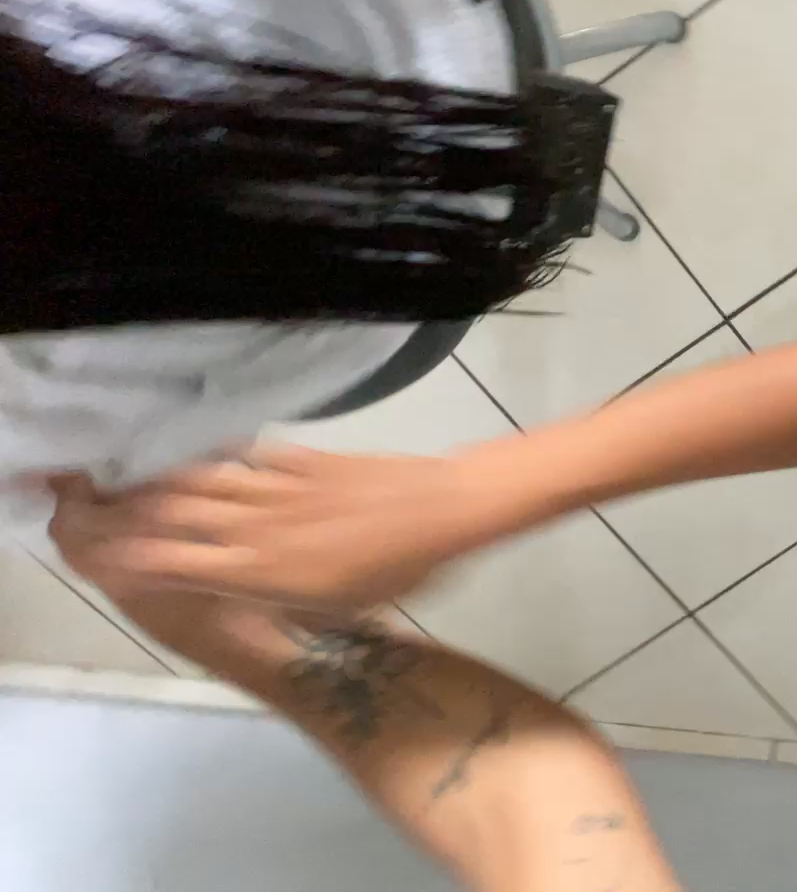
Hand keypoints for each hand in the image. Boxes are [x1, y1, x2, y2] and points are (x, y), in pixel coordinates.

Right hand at [49, 444, 530, 611]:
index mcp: (260, 571)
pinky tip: (206, 450)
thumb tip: (255, 596)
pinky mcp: (313, 460)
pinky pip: (253, 453)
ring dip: (159, 479)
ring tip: (129, 479)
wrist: (449, 508)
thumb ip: (288, 597)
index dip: (121, 560)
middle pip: (167, 515)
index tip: (99, 556)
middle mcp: (258, 527)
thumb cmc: (407, 566)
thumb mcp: (343, 604)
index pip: (165, 564)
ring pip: (201, 480)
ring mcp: (285, 488)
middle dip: (118, 512)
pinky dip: (222, 452)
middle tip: (89, 506)